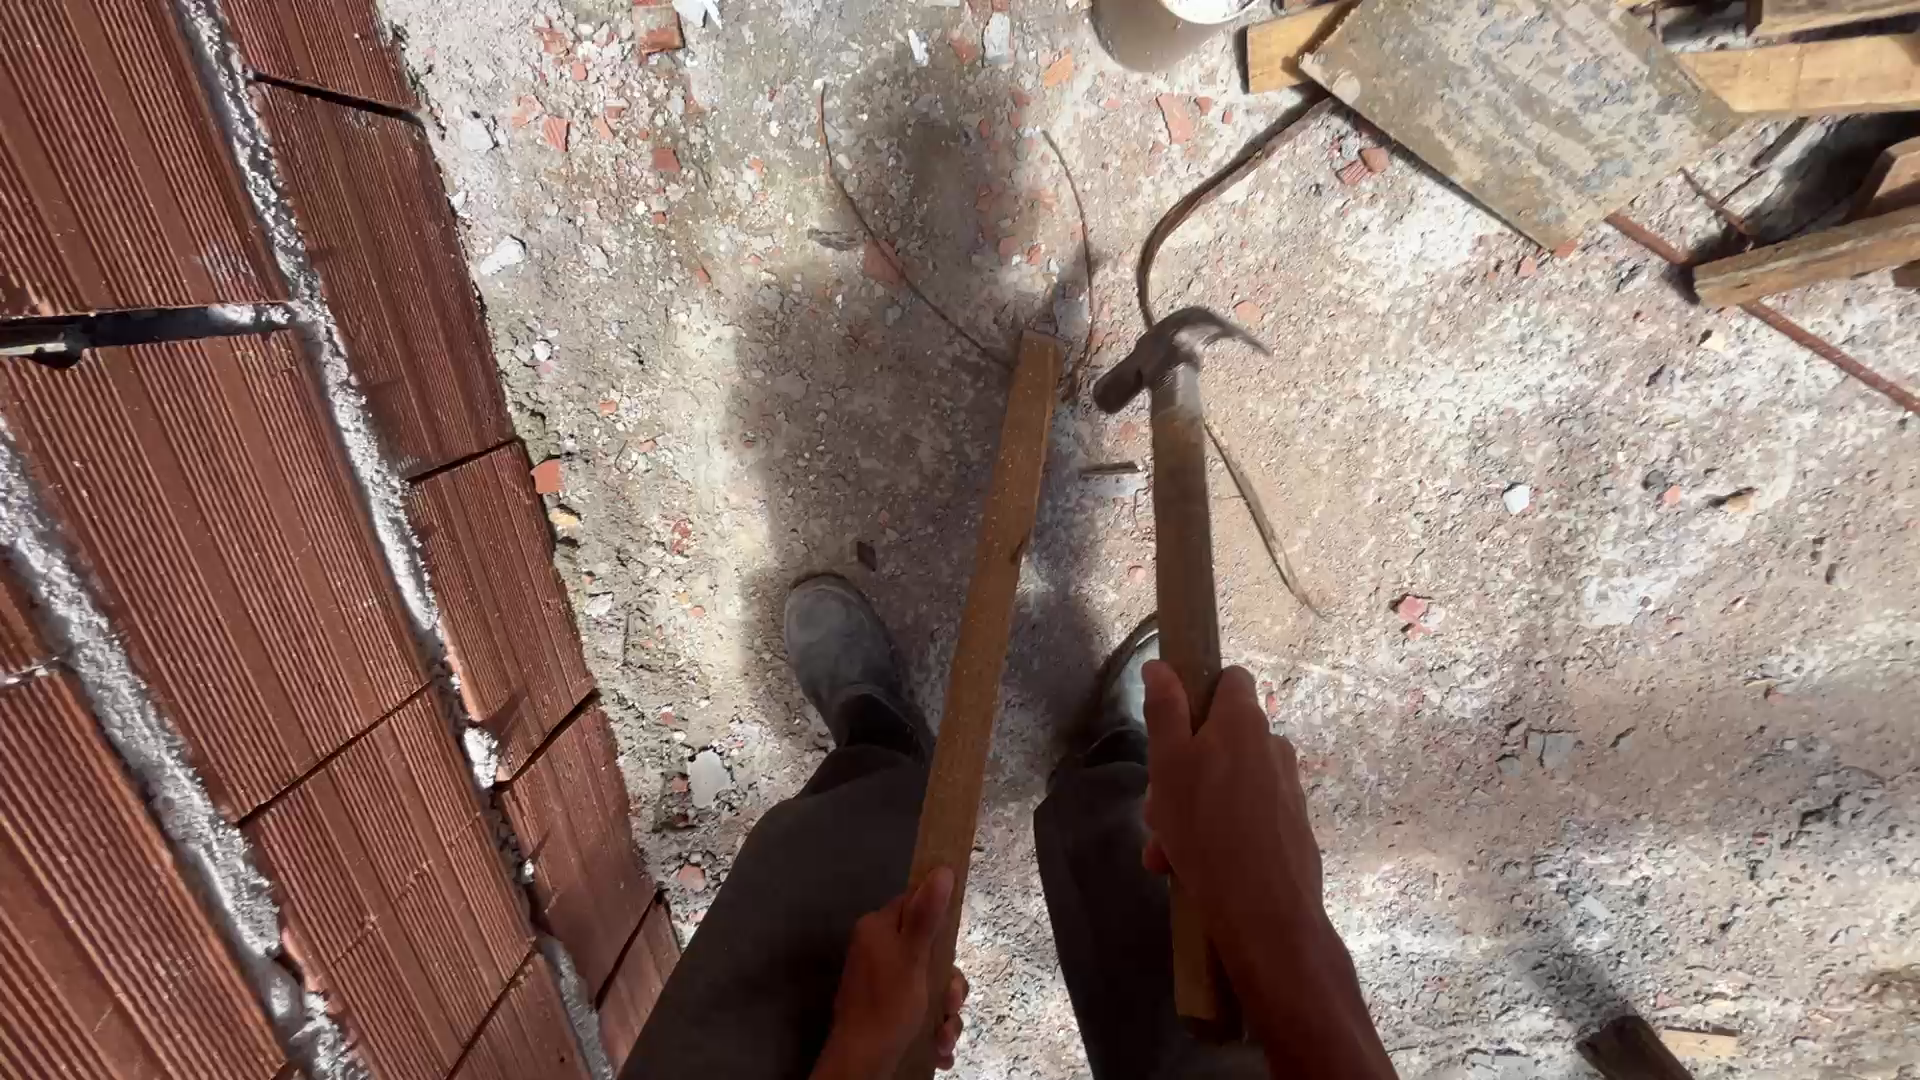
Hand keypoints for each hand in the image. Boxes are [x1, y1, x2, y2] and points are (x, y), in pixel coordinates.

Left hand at [811, 867, 970, 1078]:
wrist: (859, 1069)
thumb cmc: (886, 1006)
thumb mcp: (912, 956)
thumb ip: (927, 914)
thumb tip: (942, 869)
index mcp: (878, 928)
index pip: (915, 906)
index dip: (939, 925)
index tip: (952, 949)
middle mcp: (878, 951)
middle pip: (929, 950)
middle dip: (949, 984)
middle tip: (953, 1004)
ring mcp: (883, 983)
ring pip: (930, 984)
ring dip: (946, 1014)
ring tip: (945, 1037)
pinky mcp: (888, 1012)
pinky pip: (920, 1009)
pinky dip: (934, 1029)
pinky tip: (939, 1049)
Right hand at [1140, 662, 1322, 925]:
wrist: (1266, 915)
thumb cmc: (1205, 829)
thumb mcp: (1167, 763)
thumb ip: (1164, 709)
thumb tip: (1161, 666)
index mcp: (1242, 722)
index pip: (1231, 679)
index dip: (1200, 693)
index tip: (1174, 725)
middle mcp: (1272, 746)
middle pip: (1221, 736)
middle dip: (1183, 767)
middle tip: (1157, 807)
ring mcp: (1285, 788)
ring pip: (1227, 781)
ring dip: (1193, 805)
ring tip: (1167, 846)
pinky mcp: (1291, 826)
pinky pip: (1244, 814)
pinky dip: (1217, 830)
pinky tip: (1190, 865)